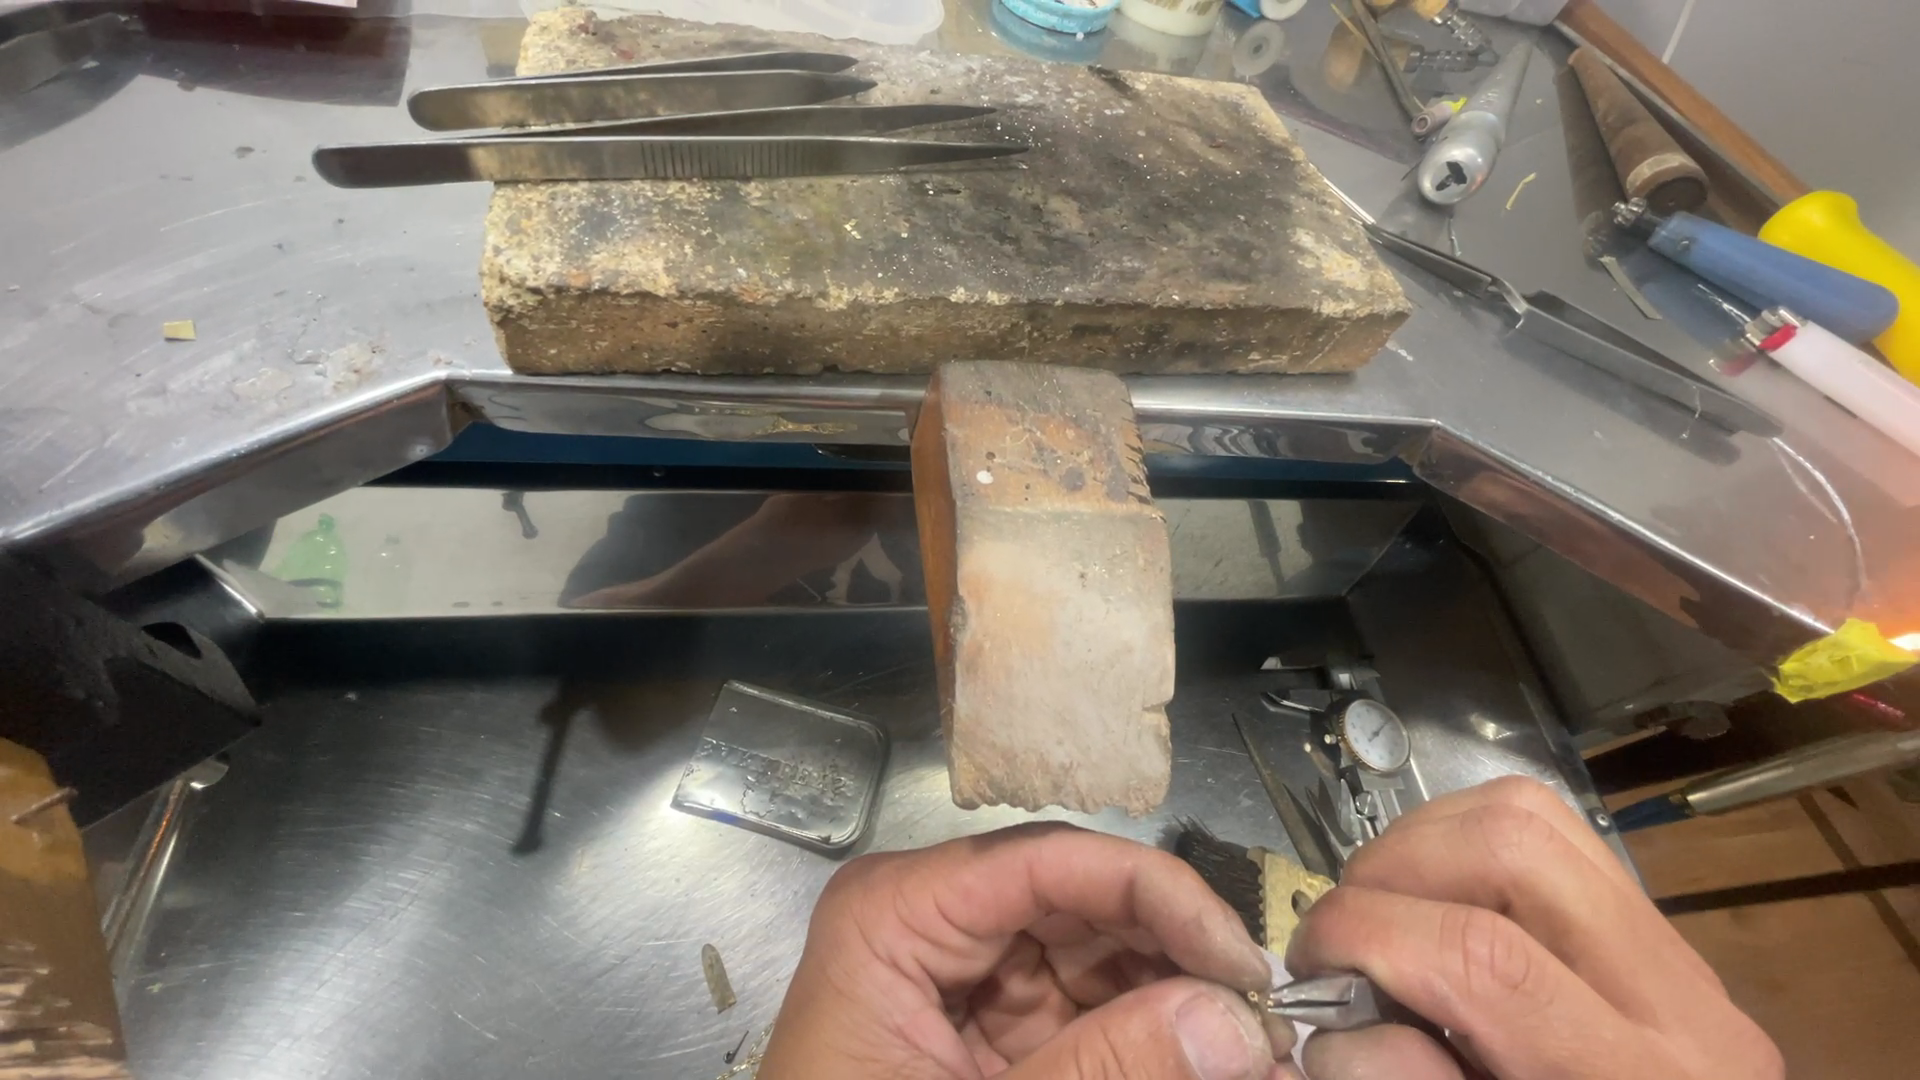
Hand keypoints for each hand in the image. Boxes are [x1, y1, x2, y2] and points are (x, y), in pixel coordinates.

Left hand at [760, 823, 1297, 1079]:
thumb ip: (1105, 1067)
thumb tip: (1235, 1022)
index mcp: (897, 906)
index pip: (1044, 857)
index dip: (1154, 890)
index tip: (1240, 954)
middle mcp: (931, 908)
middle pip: (1073, 891)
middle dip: (1169, 942)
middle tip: (1255, 1004)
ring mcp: (959, 954)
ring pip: (1086, 938)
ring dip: (1165, 981)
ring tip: (1240, 1032)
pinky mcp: (984, 1001)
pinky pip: (1074, 989)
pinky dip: (1135, 1017)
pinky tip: (1190, 1042)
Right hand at [1286, 777, 1782, 1078]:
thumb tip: (1334, 1029)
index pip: (1482, 955)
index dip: (1362, 934)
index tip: (1308, 966)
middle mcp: (1680, 1003)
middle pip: (1509, 847)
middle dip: (1389, 868)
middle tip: (1346, 931)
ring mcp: (1668, 946)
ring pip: (1521, 811)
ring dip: (1416, 843)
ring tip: (1382, 909)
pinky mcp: (1642, 919)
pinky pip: (1535, 821)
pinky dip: (1452, 837)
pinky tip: (1429, 896)